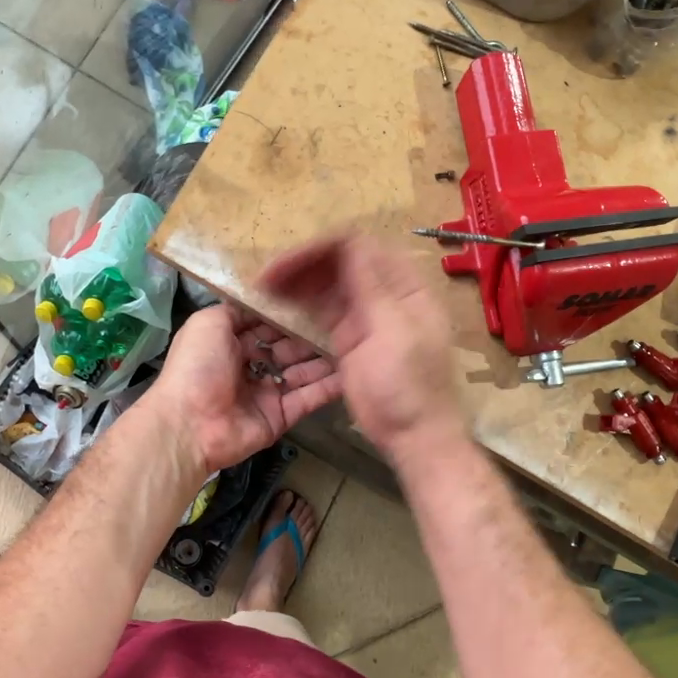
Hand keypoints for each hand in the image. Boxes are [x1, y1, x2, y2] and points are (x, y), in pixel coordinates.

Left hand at [141, 304, 340, 474]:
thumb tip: (259, 299)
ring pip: (301, 372)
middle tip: (342, 318)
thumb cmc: (197, 366)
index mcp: (228, 344)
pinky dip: (329, 387)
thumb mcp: (208, 323)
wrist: (190, 424)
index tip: (316, 297)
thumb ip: (235, 309)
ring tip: (354, 340)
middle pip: (286, 348)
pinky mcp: (280, 416)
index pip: (264, 325)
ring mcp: (266, 393)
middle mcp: (248, 367)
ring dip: (324, 358)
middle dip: (309, 335)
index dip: (286, 313)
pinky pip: (308, 399)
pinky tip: (351, 371)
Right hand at [259, 235, 466, 456]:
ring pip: (327, 285)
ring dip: (297, 281)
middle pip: (340, 263)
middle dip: (304, 263)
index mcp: (405, 286)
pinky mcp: (347, 338)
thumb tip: (351, 241)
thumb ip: (371, 286)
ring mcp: (365, 316)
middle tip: (266, 274)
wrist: (413, 436)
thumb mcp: (394, 331)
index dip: (323, 248)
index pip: (362, 248)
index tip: (288, 260)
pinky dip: (300, 304)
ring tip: (263, 285)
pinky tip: (275, 304)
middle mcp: (384, 294)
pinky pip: (321, 311)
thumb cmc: (409, 386)